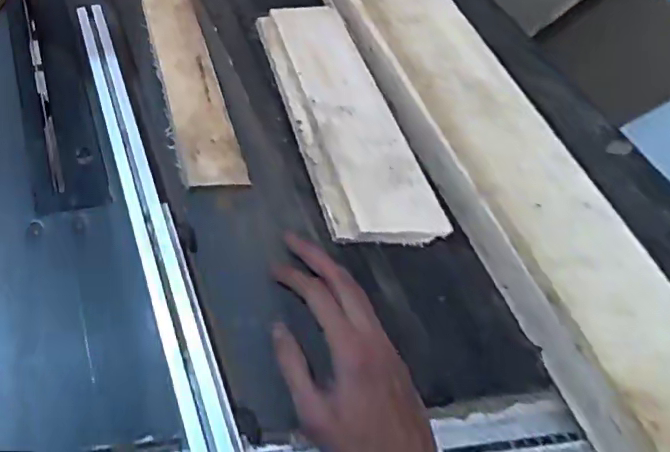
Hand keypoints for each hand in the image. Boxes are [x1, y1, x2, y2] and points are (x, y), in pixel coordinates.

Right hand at [271, 233, 434, 451]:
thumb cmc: (357, 446)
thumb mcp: (313, 414)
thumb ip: (292, 367)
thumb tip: (278, 329)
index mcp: (351, 349)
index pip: (319, 295)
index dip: (293, 276)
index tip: (274, 269)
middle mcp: (373, 340)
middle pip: (344, 282)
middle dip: (315, 255)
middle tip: (291, 238)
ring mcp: (388, 347)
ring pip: (360, 294)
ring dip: (333, 269)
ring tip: (310, 257)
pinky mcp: (395, 358)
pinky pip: (368, 310)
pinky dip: (346, 289)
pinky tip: (334, 293)